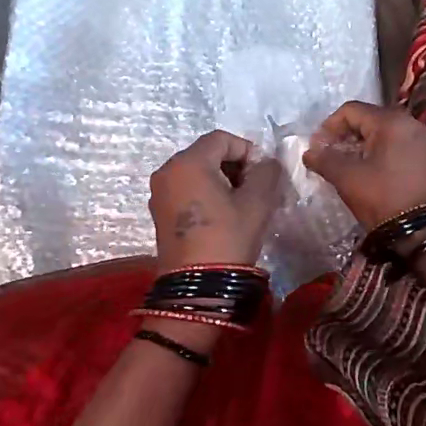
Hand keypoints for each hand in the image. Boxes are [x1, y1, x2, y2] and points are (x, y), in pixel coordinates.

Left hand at [149, 130, 284, 270]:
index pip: (222, 139)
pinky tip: (222, 215)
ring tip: (241, 204)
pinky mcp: (159, 213)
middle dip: (234, 165)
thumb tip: (266, 164)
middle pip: (206, 153)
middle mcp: (167, 171)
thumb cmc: (228, 237)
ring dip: (221, 180)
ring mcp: (159, 193)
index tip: (263, 174)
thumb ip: (266, 173)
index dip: (248, 150)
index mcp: (188, 162)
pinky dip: (205, 193)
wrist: (197, 285)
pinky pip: (185, 190)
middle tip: (255, 189)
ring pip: (196, 172)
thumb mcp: (257, 202)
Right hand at [302, 101, 425, 227]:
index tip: (317, 148)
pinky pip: (391, 144)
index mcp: (390, 122)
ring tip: (341, 164)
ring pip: (378, 132)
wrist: (420, 228)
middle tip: (326, 155)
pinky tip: (361, 169)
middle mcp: (407, 123)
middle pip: (366, 119)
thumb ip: (324, 159)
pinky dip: (372, 152)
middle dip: (342, 135)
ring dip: (356, 144)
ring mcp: (417, 139)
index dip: (328, 126)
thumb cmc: (382, 196)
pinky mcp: (420, 155)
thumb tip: (309, 152)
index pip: (351, 111)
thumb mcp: (347, 177)